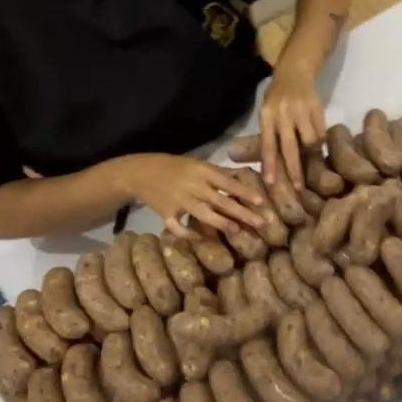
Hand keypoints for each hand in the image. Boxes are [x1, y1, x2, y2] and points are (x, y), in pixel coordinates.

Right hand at [122, 153, 265, 235]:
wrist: (139, 172)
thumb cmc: (174, 167)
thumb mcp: (198, 164)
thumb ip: (220, 172)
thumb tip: (247, 175)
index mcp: (202, 171)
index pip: (228, 182)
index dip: (245, 192)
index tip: (262, 202)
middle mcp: (193, 186)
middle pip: (221, 201)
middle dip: (242, 213)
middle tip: (262, 223)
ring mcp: (179, 200)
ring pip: (202, 213)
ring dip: (221, 222)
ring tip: (237, 230)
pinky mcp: (166, 212)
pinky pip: (177, 226)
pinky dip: (186, 233)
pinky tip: (199, 237)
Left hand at [259, 66, 325, 194]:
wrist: (295, 70)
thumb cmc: (277, 96)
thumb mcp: (267, 111)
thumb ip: (271, 132)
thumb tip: (276, 162)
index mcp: (267, 115)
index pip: (268, 145)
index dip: (270, 165)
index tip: (271, 183)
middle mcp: (283, 114)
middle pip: (290, 148)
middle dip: (294, 170)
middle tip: (299, 189)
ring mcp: (301, 111)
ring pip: (310, 141)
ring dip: (311, 150)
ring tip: (311, 150)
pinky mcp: (316, 109)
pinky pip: (321, 132)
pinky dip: (320, 139)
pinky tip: (318, 137)